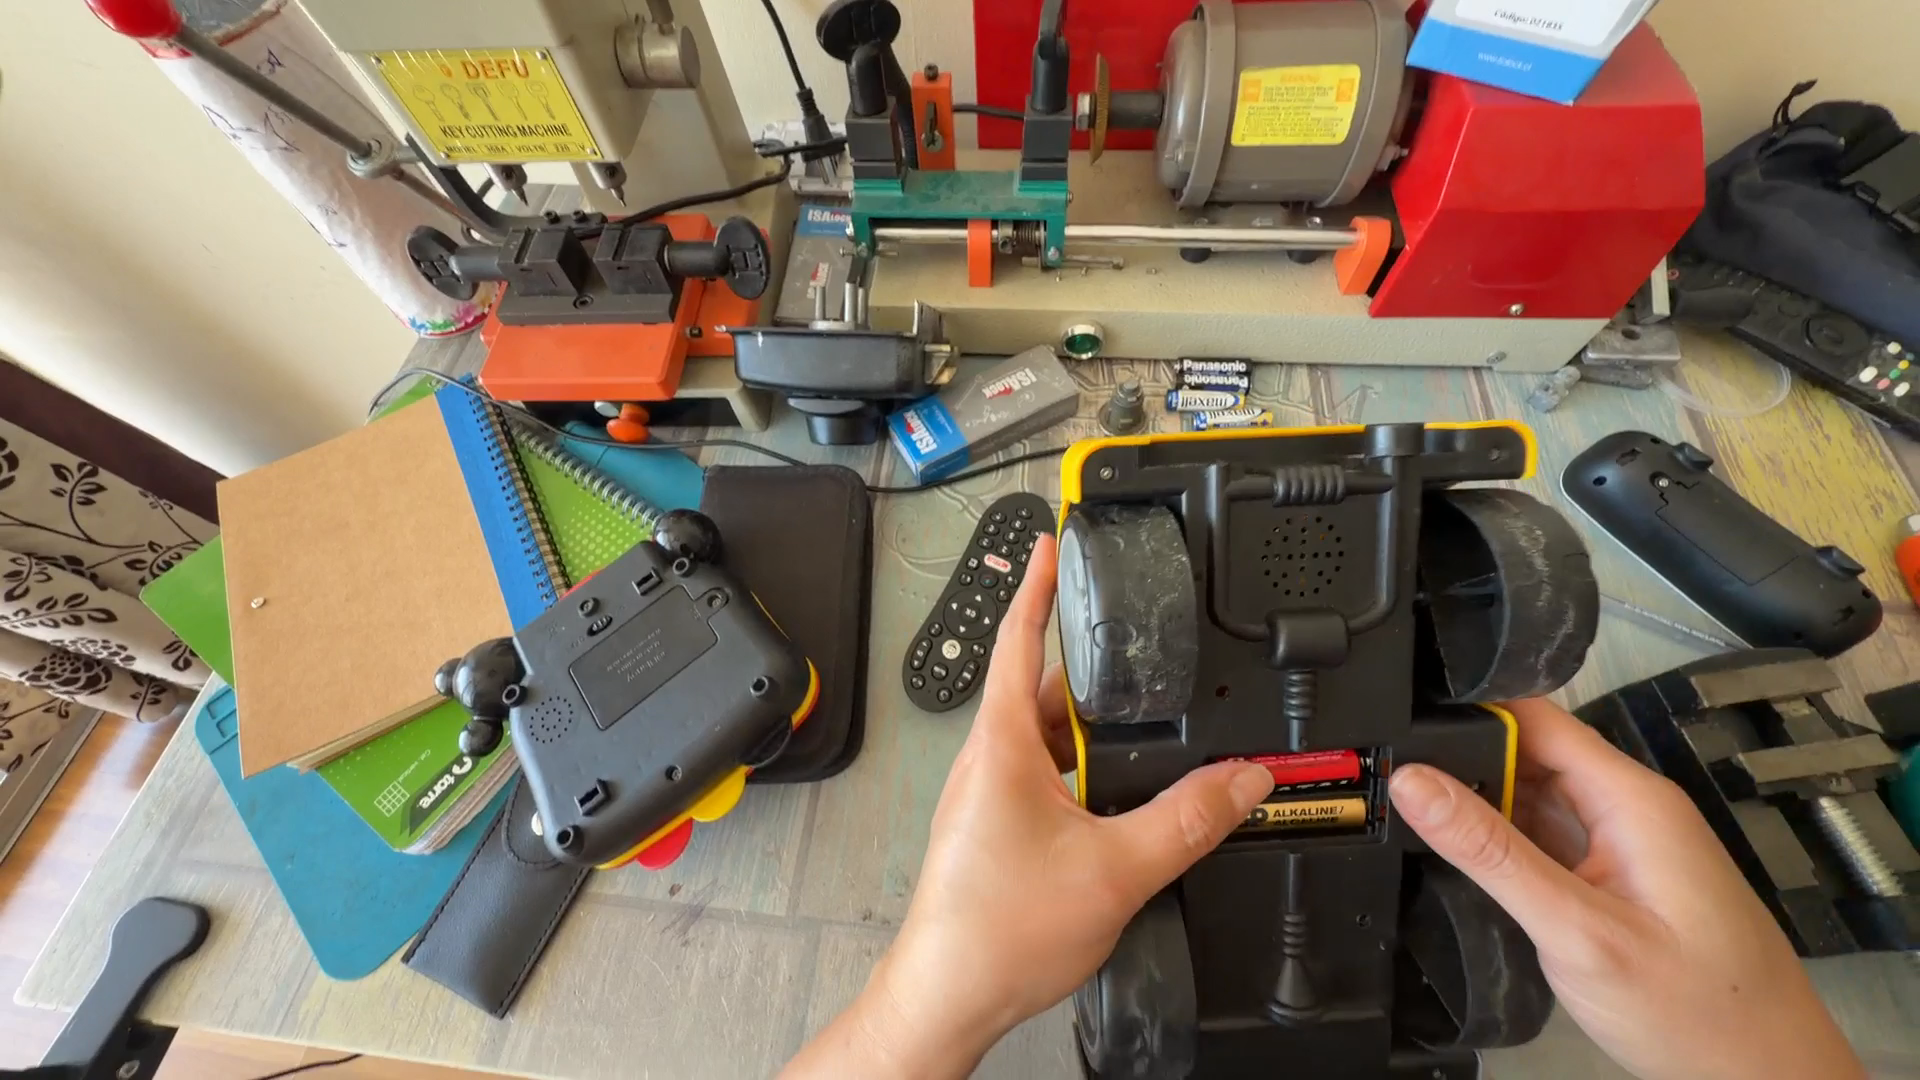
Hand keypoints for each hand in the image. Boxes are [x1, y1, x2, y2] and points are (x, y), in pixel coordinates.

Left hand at [784, 532, 1273, 1078]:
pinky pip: (1042, 768)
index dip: (1037, 585)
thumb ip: (1184, 820)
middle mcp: (991, 755)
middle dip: (1092, 672)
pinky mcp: (997, 817)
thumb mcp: (1114, 868)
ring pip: (1045, 733)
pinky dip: (1078, 765)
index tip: (1049, 543)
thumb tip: (1240, 781)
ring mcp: (991, 787)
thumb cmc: (1001, 927)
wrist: (949, 990)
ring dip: (1088, 729)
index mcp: (1003, 742)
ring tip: (1139, 733)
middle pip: (1044, 688)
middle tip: (1139, 659)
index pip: (1020, 639)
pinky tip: (1111, 791)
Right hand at [1390, 698, 1865, 1079]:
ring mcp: (1613, 839)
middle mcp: (1623, 806)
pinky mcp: (1600, 871)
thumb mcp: (1576, 930)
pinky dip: (1492, 830)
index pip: (1532, 715)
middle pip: (1522, 748)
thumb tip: (1409, 779)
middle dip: (1456, 754)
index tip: (1399, 722)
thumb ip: (1488, 851)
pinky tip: (1457, 845)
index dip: (1464, 708)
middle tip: (1391, 773)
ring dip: (1471, 794)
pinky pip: (1533, 827)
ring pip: (1523, 788)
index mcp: (1629, 797)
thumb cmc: (1695, 1014)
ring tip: (1411, 806)